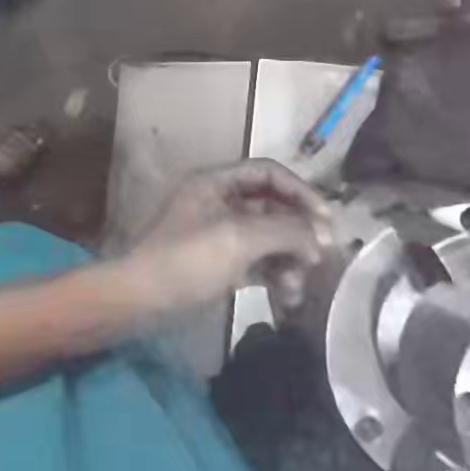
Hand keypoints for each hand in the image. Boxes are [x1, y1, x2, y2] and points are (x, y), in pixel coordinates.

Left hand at [119, 160, 334, 310]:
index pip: (267, 173)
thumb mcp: (238, 239)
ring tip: (295, 286)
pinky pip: (259, 261)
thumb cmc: (187, 260)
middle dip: (298, 232)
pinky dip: (275, 275)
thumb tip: (323, 236)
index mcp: (215, 183)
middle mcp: (219, 201)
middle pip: (272, 206)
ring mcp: (220, 233)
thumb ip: (285, 230)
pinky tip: (286, 298)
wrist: (142, 297)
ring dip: (289, 259)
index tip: (327, 221)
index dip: (300, 191)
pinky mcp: (222, 262)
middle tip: (318, 260)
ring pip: (269, 237)